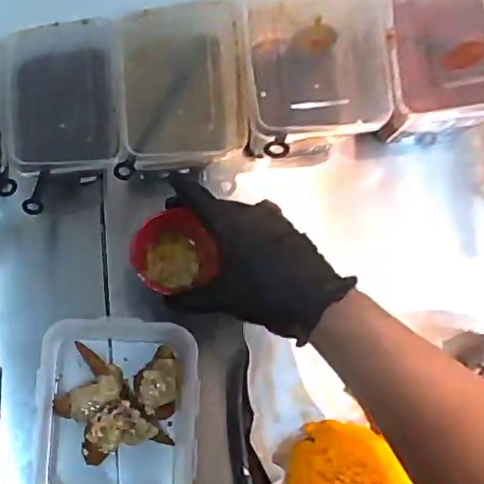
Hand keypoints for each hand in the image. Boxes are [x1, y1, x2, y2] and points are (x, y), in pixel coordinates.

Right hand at [162, 172, 355, 342]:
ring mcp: (273, 219)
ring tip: (214, 235)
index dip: (182, 189)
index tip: (171, 181)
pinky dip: (245, 228)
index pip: (198, 197)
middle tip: (185, 221)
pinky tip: (244, 246)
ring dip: (225, 219)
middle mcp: (250, 213)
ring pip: (241, 212)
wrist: (316, 300)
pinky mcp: (289, 229)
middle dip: (200, 210)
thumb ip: (191, 299)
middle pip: (219, 204)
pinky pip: (259, 222)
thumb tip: (166, 302)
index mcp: (228, 223)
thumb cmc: (263, 293)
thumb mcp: (221, 299)